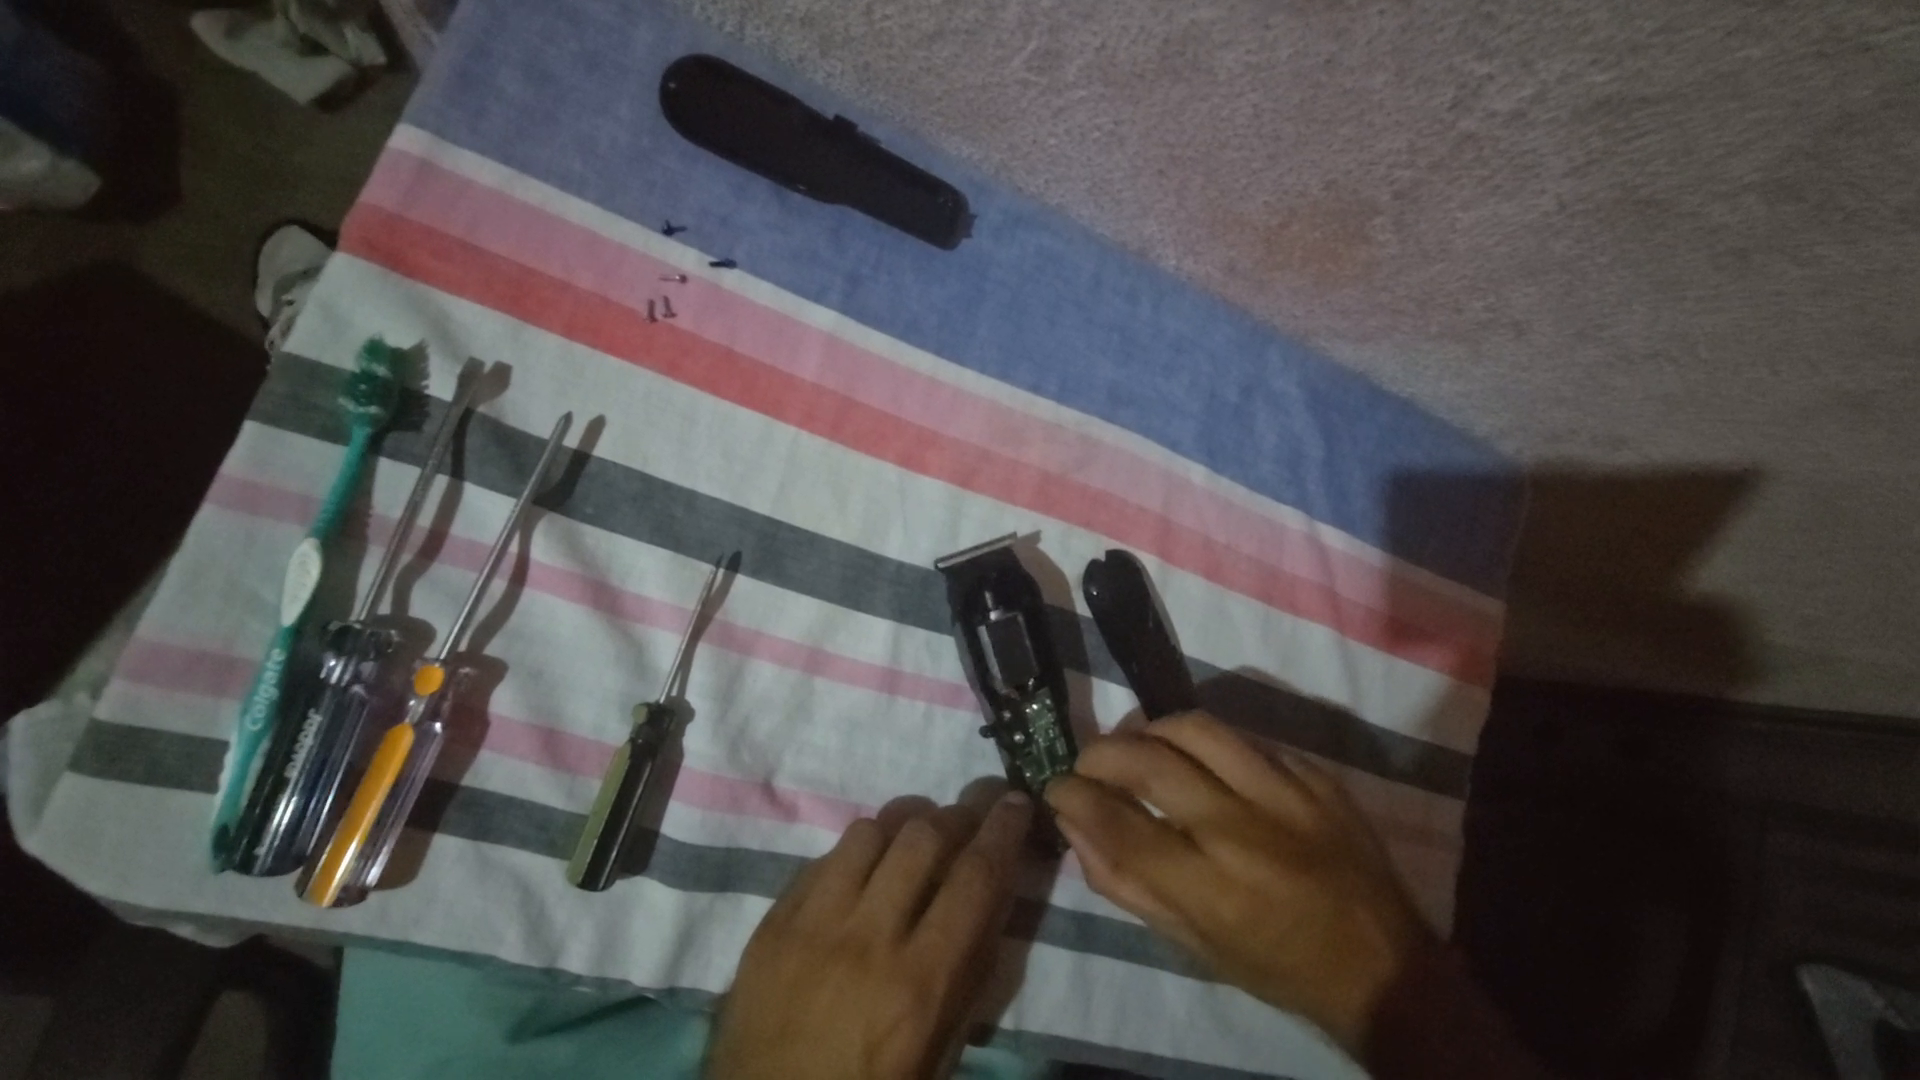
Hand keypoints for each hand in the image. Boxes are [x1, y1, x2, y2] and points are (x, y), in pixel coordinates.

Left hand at [705, 790, 1033, 1079]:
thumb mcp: (942, 1047)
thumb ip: (971, 970)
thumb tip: (994, 893)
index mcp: (919, 983)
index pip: (974, 879)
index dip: (1002, 830)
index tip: (1015, 800)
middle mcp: (867, 941)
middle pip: (922, 838)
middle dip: (956, 814)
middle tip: (969, 816)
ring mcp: (812, 925)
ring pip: (868, 832)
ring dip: (902, 824)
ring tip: (916, 832)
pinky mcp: (773, 921)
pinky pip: (822, 857)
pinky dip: (855, 851)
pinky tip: (864, 865)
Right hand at [1045, 712, 1430, 1055]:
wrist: (1385, 967)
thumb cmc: (1275, 966)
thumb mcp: (1191, 945)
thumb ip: (1124, 882)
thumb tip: (1073, 825)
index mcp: (1211, 888)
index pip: (1120, 823)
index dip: (1075, 797)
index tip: (1056, 787)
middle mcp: (1245, 832)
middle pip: (1151, 761)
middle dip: (1101, 752)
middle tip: (1087, 762)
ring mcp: (1288, 795)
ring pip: (1197, 728)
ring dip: (1151, 729)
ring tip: (1138, 745)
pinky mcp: (1317, 776)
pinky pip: (1246, 738)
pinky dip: (1208, 744)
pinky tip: (1202, 761)